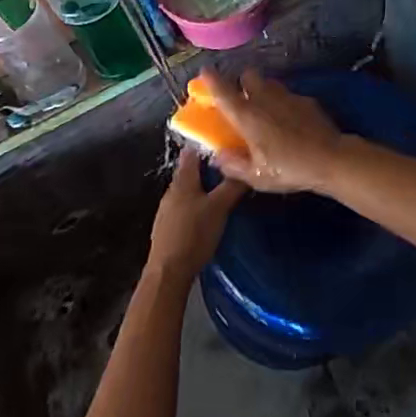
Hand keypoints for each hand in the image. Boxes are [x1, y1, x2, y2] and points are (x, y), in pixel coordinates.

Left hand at [146, 144, 246, 286]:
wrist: (169, 272)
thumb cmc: (194, 234)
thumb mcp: (219, 207)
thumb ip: (232, 185)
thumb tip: (247, 164)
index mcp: (182, 180)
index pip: (192, 152)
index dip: (208, 145)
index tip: (227, 144)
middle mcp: (172, 190)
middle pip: (191, 171)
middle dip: (210, 168)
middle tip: (233, 168)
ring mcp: (168, 209)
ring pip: (189, 190)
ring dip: (205, 187)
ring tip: (225, 189)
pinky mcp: (169, 226)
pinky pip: (186, 206)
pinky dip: (199, 203)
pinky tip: (210, 212)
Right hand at [201, 69, 350, 193]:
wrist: (331, 159)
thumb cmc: (290, 169)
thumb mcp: (257, 177)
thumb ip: (234, 165)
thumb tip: (219, 156)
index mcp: (248, 116)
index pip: (224, 91)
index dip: (212, 80)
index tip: (205, 72)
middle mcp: (265, 99)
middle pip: (249, 75)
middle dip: (242, 82)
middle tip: (242, 98)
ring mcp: (288, 96)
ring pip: (270, 83)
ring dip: (263, 90)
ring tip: (266, 109)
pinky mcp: (307, 100)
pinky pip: (289, 95)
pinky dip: (284, 103)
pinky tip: (290, 120)